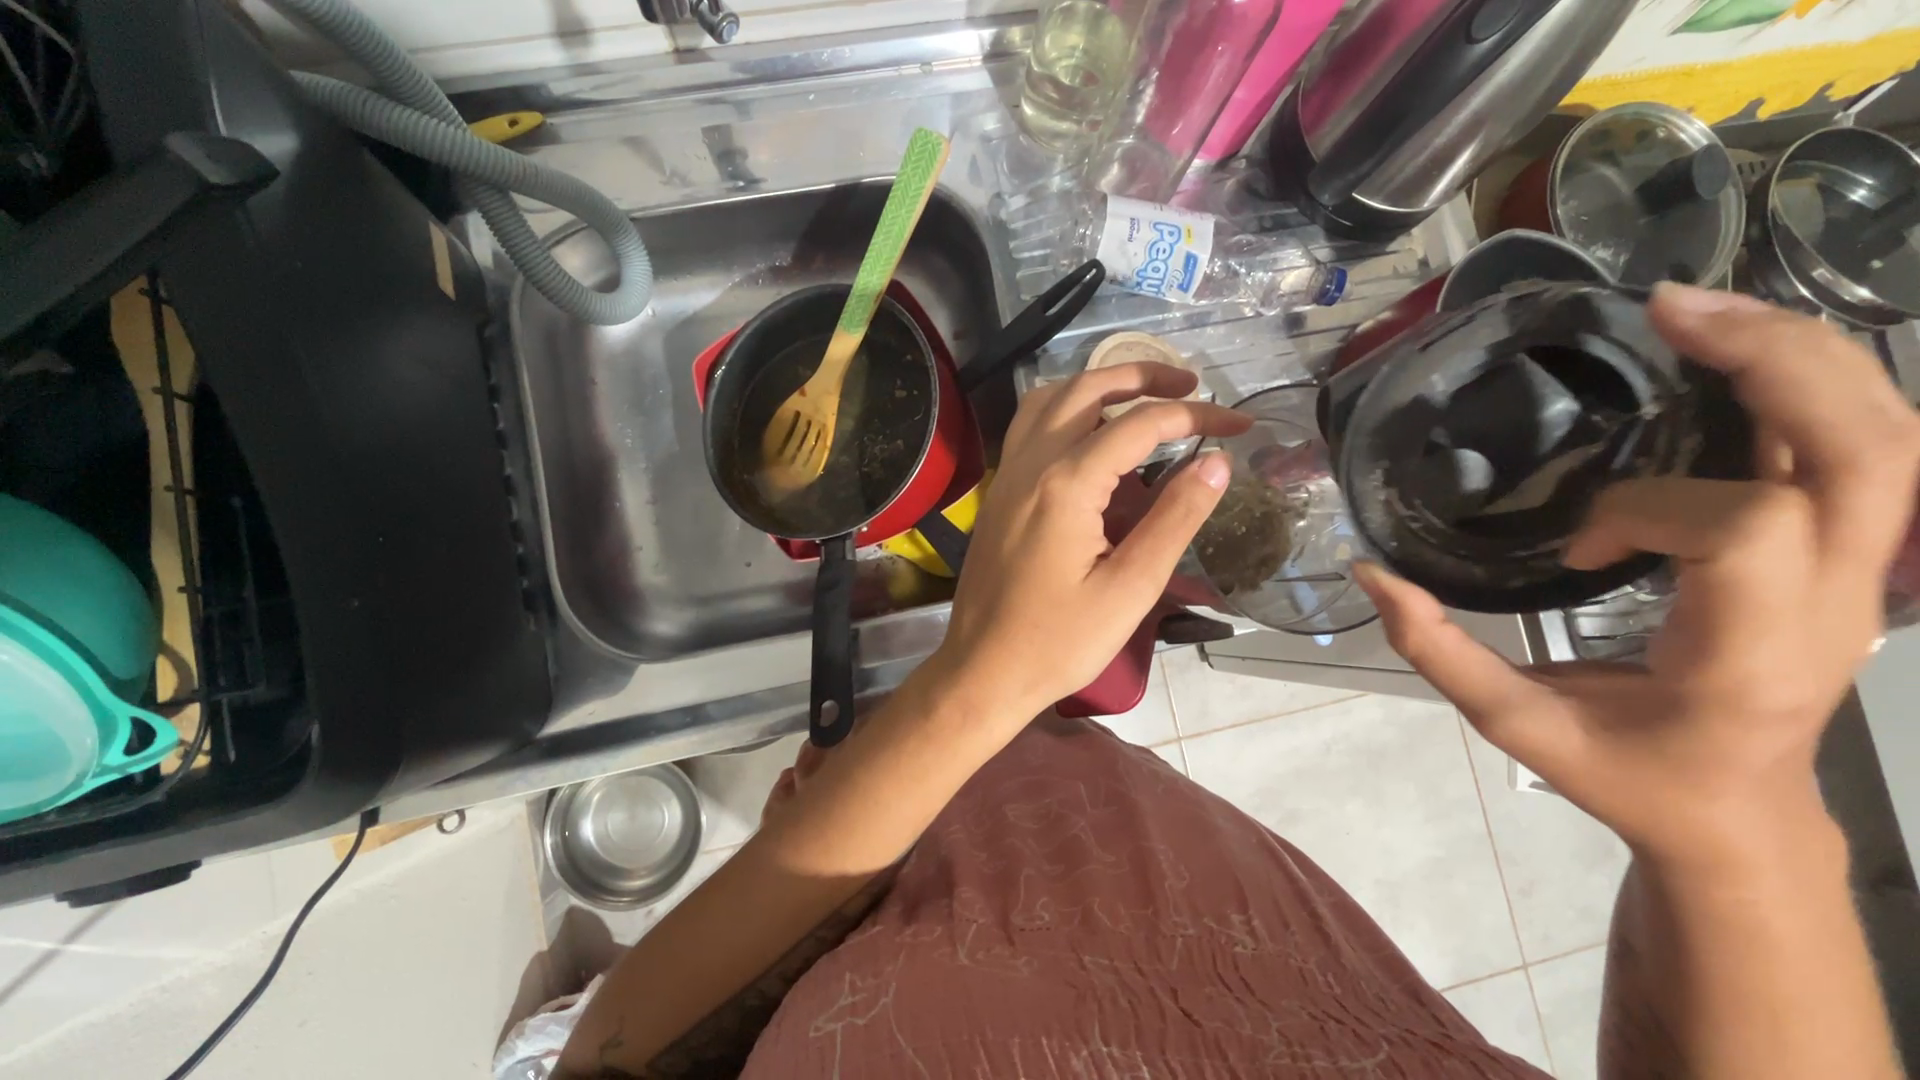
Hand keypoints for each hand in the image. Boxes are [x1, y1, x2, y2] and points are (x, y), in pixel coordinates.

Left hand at [933, 362, 1251, 718]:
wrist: (983, 671)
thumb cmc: (1060, 642)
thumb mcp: (1130, 588)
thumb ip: (1175, 519)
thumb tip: (1217, 463)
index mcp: (1066, 484)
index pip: (1140, 424)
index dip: (1196, 417)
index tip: (1239, 427)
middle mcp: (1031, 464)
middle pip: (1087, 390)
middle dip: (1143, 377)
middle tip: (1192, 385)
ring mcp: (1007, 475)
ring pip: (1050, 400)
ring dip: (1099, 386)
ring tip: (1143, 398)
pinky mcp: (999, 493)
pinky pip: (1030, 427)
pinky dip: (1066, 409)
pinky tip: (1090, 435)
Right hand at [1356, 284, 1919, 868]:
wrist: (1741, 819)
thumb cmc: (1631, 776)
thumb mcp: (1521, 728)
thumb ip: (1439, 653)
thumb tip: (1368, 571)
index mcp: (1757, 651)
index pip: (1745, 531)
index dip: (1650, 512)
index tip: (1581, 548)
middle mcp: (1835, 602)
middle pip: (1864, 448)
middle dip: (1773, 358)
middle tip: (1669, 310)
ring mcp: (1862, 573)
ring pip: (1887, 434)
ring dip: (1800, 354)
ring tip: (1698, 312)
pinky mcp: (1849, 555)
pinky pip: (1860, 446)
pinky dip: (1806, 382)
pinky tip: (1733, 355)